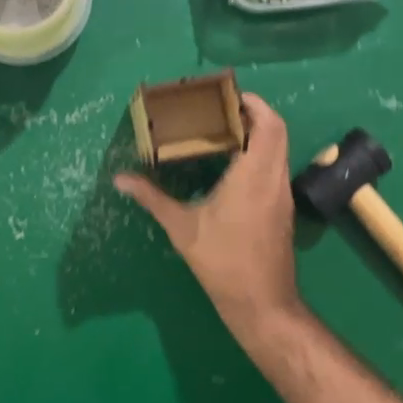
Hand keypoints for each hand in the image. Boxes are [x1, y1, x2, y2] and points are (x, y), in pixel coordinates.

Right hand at [116, 93, 301, 327]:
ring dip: (258, 134)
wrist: (263, 306)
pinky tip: (232, 165)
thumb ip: (152, 198)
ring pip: (279, 150)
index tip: (228, 96)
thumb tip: (119, 178)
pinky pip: (276, 167)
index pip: (268, 125)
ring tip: (223, 131)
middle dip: (254, 114)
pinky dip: (260, 154)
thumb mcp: (182, 228)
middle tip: (221, 110)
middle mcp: (274, 179)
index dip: (254, 104)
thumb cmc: (223, 263)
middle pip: (278, 131)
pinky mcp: (283, 210)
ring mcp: (282, 195)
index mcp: (253, 175)